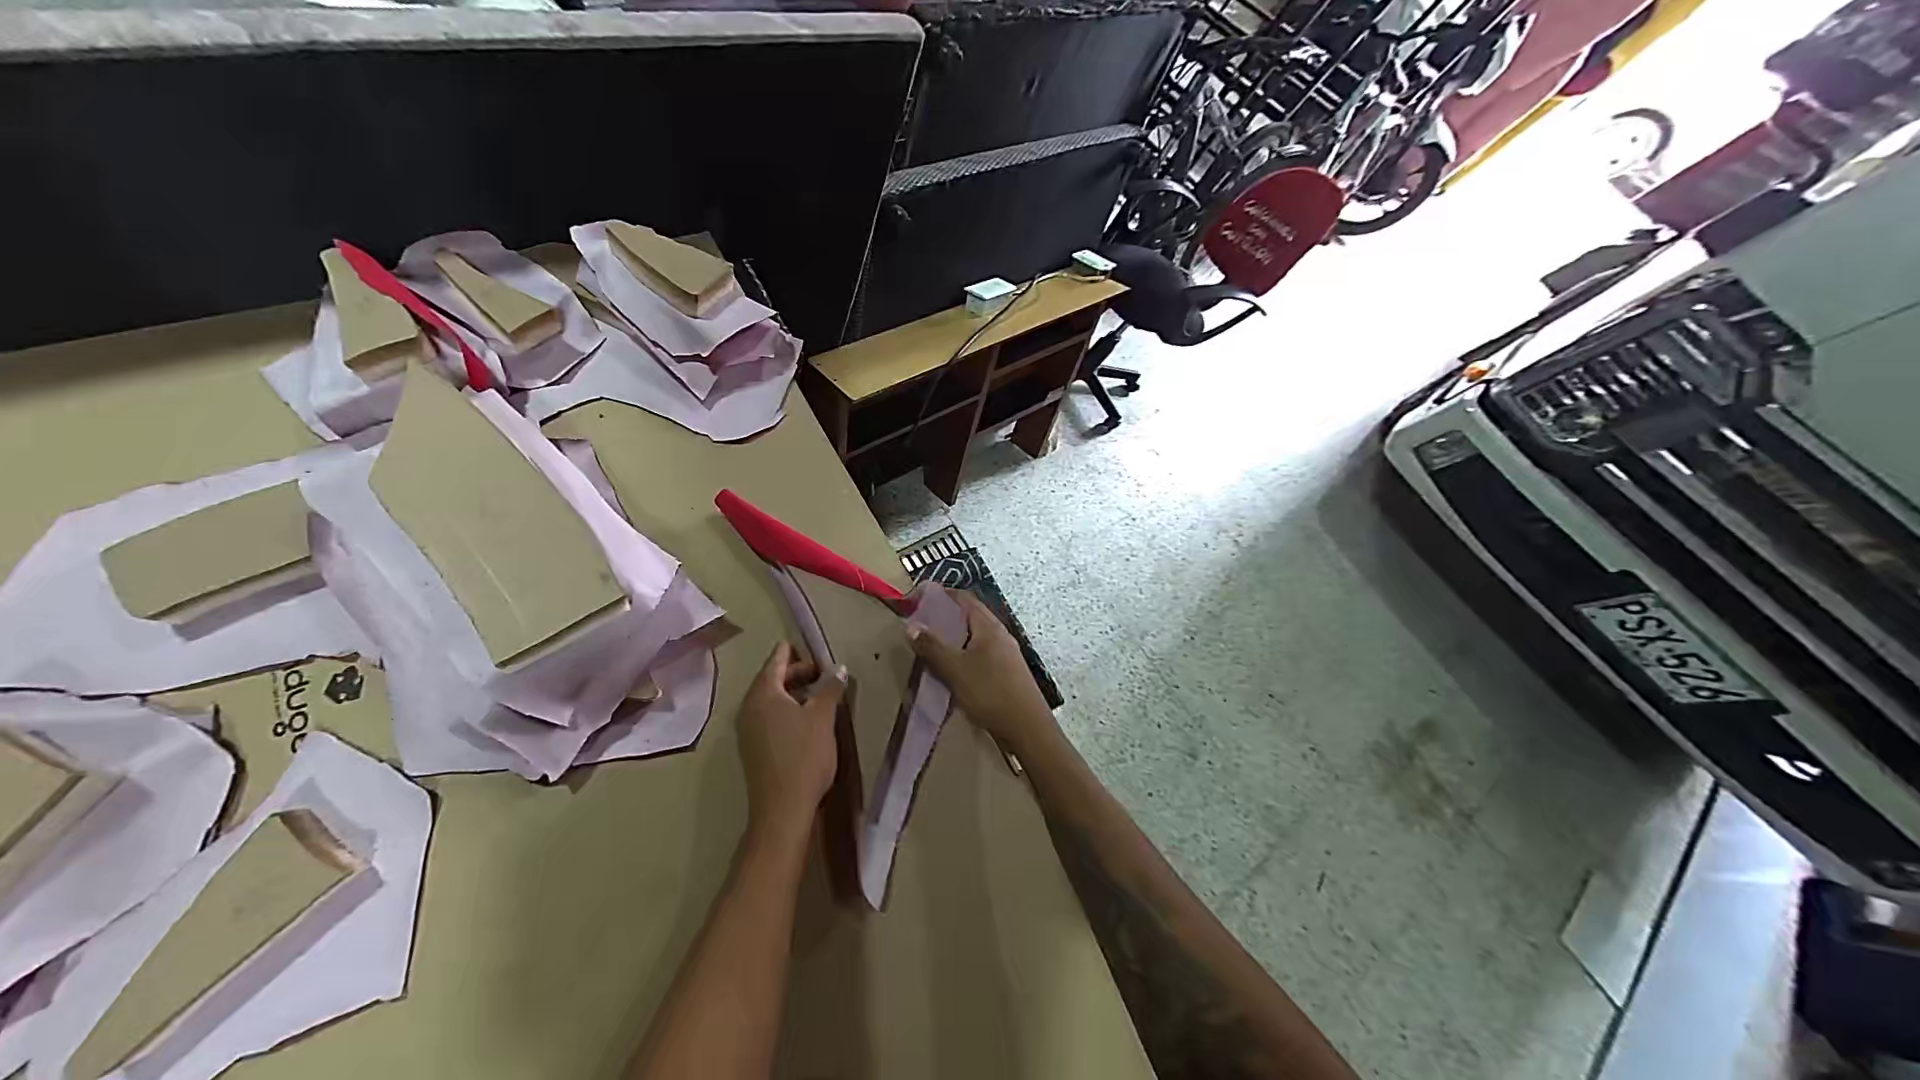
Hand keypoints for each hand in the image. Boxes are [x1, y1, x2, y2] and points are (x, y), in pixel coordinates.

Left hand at [737, 642, 845, 836]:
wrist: (783, 809)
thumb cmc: (804, 755)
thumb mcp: (823, 717)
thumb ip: (830, 688)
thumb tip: (838, 668)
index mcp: (763, 694)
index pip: (775, 660)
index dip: (793, 652)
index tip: (809, 646)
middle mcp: (749, 707)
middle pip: (772, 679)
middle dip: (797, 673)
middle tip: (824, 674)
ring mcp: (748, 730)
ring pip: (771, 700)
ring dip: (794, 694)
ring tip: (821, 696)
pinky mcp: (754, 748)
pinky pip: (769, 717)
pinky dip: (787, 711)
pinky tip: (807, 720)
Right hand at [906, 586, 1055, 752]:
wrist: (1027, 727)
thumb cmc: (990, 693)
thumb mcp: (955, 669)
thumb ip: (932, 647)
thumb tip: (911, 626)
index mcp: (988, 626)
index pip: (963, 598)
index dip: (938, 594)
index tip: (916, 600)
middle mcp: (1000, 634)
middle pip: (969, 615)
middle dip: (943, 616)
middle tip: (919, 624)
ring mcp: (1006, 652)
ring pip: (974, 635)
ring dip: (953, 636)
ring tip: (931, 646)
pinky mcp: (1007, 670)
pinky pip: (980, 652)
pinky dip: (963, 652)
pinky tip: (952, 668)